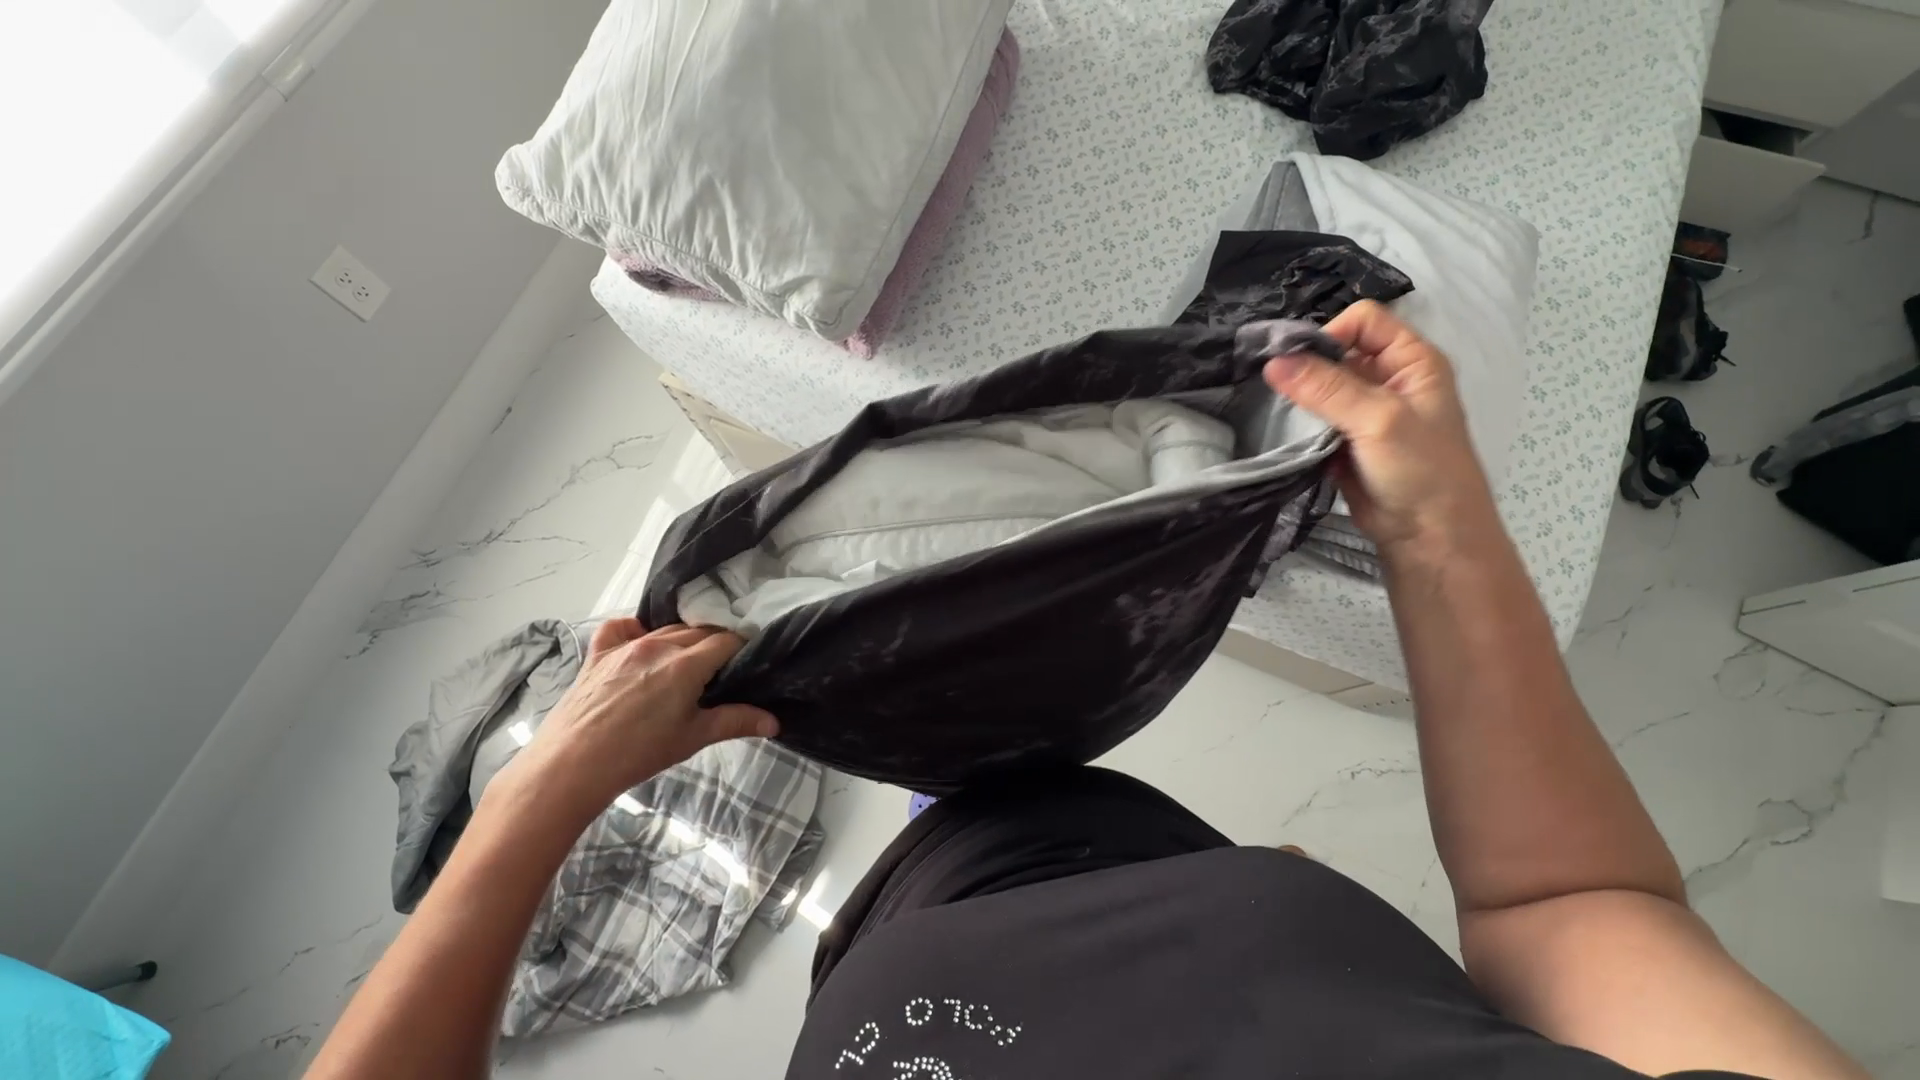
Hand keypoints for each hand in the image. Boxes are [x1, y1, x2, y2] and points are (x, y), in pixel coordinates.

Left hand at [499, 618, 776, 815]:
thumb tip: (775, 722)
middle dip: (716, 644)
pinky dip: (637, 629)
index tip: (747, 664)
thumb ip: (735, 722)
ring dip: (683, 639)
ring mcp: (625, 645)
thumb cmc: (638, 753)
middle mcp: (657, 645)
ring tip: (689, 663)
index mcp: (686, 664)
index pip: (727, 641)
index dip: (742, 649)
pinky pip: (622, 627)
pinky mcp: (598, 653)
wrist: (571, 766)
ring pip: (666, 629)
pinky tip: (642, 644)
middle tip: (722, 670)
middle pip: (699, 630)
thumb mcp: (693, 738)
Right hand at [1262, 300, 1500, 552]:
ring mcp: (1366, 410)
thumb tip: (1273, 361)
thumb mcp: (1378, 419)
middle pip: (1338, 351)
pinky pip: (1315, 417)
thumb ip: (1326, 388)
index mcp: (1412, 360)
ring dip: (1300, 395)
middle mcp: (1389, 378)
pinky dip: (1300, 421)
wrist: (1428, 534)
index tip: (1299, 363)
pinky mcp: (1346, 439)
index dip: (1330, 334)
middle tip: (1275, 385)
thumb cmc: (1421, 470)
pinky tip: (1284, 430)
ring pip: (1322, 386)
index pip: (1363, 321)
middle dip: (1307, 364)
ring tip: (1276, 408)